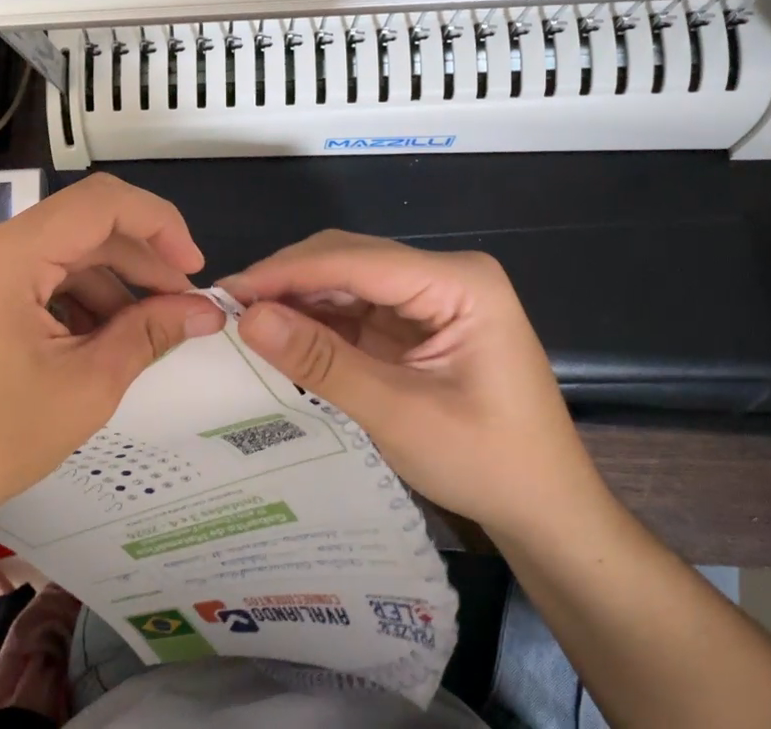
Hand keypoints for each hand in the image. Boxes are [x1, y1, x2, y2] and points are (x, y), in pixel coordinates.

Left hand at [0, 174, 227, 570]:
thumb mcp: (86, 386)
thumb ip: (150, 332)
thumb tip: (205, 309)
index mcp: (2, 255)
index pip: (99, 203)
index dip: (158, 224)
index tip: (194, 268)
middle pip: (77, 229)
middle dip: (136, 265)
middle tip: (181, 310)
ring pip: (54, 254)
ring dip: (104, 287)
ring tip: (138, 336)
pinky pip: (26, 274)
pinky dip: (66, 299)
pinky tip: (93, 339)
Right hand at [220, 232, 605, 538]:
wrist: (545, 511)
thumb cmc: (486, 462)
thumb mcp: (397, 413)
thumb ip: (321, 361)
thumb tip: (246, 318)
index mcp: (459, 283)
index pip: (354, 259)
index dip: (285, 272)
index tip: (226, 292)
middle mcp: (443, 277)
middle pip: (346, 260)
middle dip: (285, 282)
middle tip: (224, 309)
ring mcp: (428, 299)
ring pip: (342, 282)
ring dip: (294, 300)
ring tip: (240, 322)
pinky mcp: (413, 325)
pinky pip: (350, 310)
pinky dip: (313, 322)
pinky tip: (277, 336)